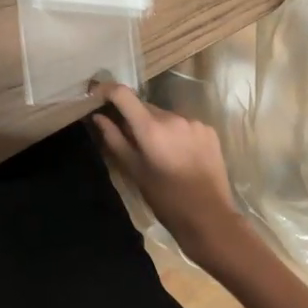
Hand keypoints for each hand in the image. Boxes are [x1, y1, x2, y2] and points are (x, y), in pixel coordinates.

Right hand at [92, 83, 247, 265]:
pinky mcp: (209, 130)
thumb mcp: (134, 171)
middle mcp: (173, 117)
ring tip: (161, 153)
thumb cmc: (165, 198)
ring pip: (165, 116)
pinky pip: (184, 124)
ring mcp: (193, 122)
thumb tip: (98, 116)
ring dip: (157, 127)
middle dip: (135, 118)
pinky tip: (180, 155)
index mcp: (151, 128)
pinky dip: (177, 133)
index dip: (107, 90)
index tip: (97, 96)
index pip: (123, 94)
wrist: (210, 217)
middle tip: (133, 141)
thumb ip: (114, 139)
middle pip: (145, 107)